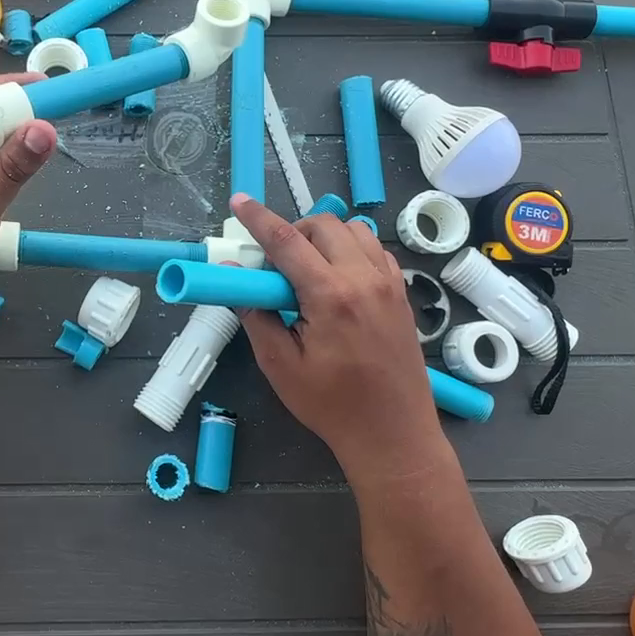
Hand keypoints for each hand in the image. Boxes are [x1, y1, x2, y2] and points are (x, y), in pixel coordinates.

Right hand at [228, 193, 439, 470]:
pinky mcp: (401, 294)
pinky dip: (351, 250)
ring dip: (324, 237)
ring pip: (353, 230)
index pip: (286, 241)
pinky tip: (337, 278)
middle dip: (292, 231)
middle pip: (322, 225)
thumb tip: (233, 277)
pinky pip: (374, 250)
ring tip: (307, 269)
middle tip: (275, 263)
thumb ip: (256, 315)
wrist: (393, 434)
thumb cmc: (332, 405)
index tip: (238, 201)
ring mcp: (388, 284)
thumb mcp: (280, 365)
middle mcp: (364, 279)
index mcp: (331, 297)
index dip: (258, 218)